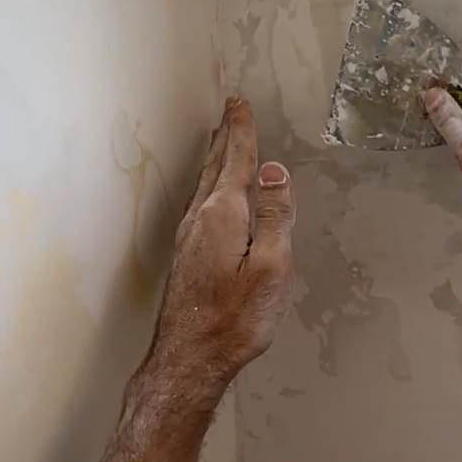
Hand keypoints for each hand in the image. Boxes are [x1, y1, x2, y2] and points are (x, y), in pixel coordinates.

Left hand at [149, 97, 294, 388]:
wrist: (190, 358)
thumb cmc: (236, 318)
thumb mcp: (270, 267)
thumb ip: (274, 217)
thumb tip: (274, 171)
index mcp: (223, 216)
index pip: (237, 163)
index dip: (242, 132)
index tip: (240, 104)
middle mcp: (200, 220)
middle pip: (215, 168)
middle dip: (225, 137)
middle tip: (230, 111)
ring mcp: (189, 238)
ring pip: (205, 185)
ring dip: (215, 158)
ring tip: (220, 141)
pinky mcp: (186, 256)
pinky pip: (200, 204)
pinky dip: (210, 184)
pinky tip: (212, 194)